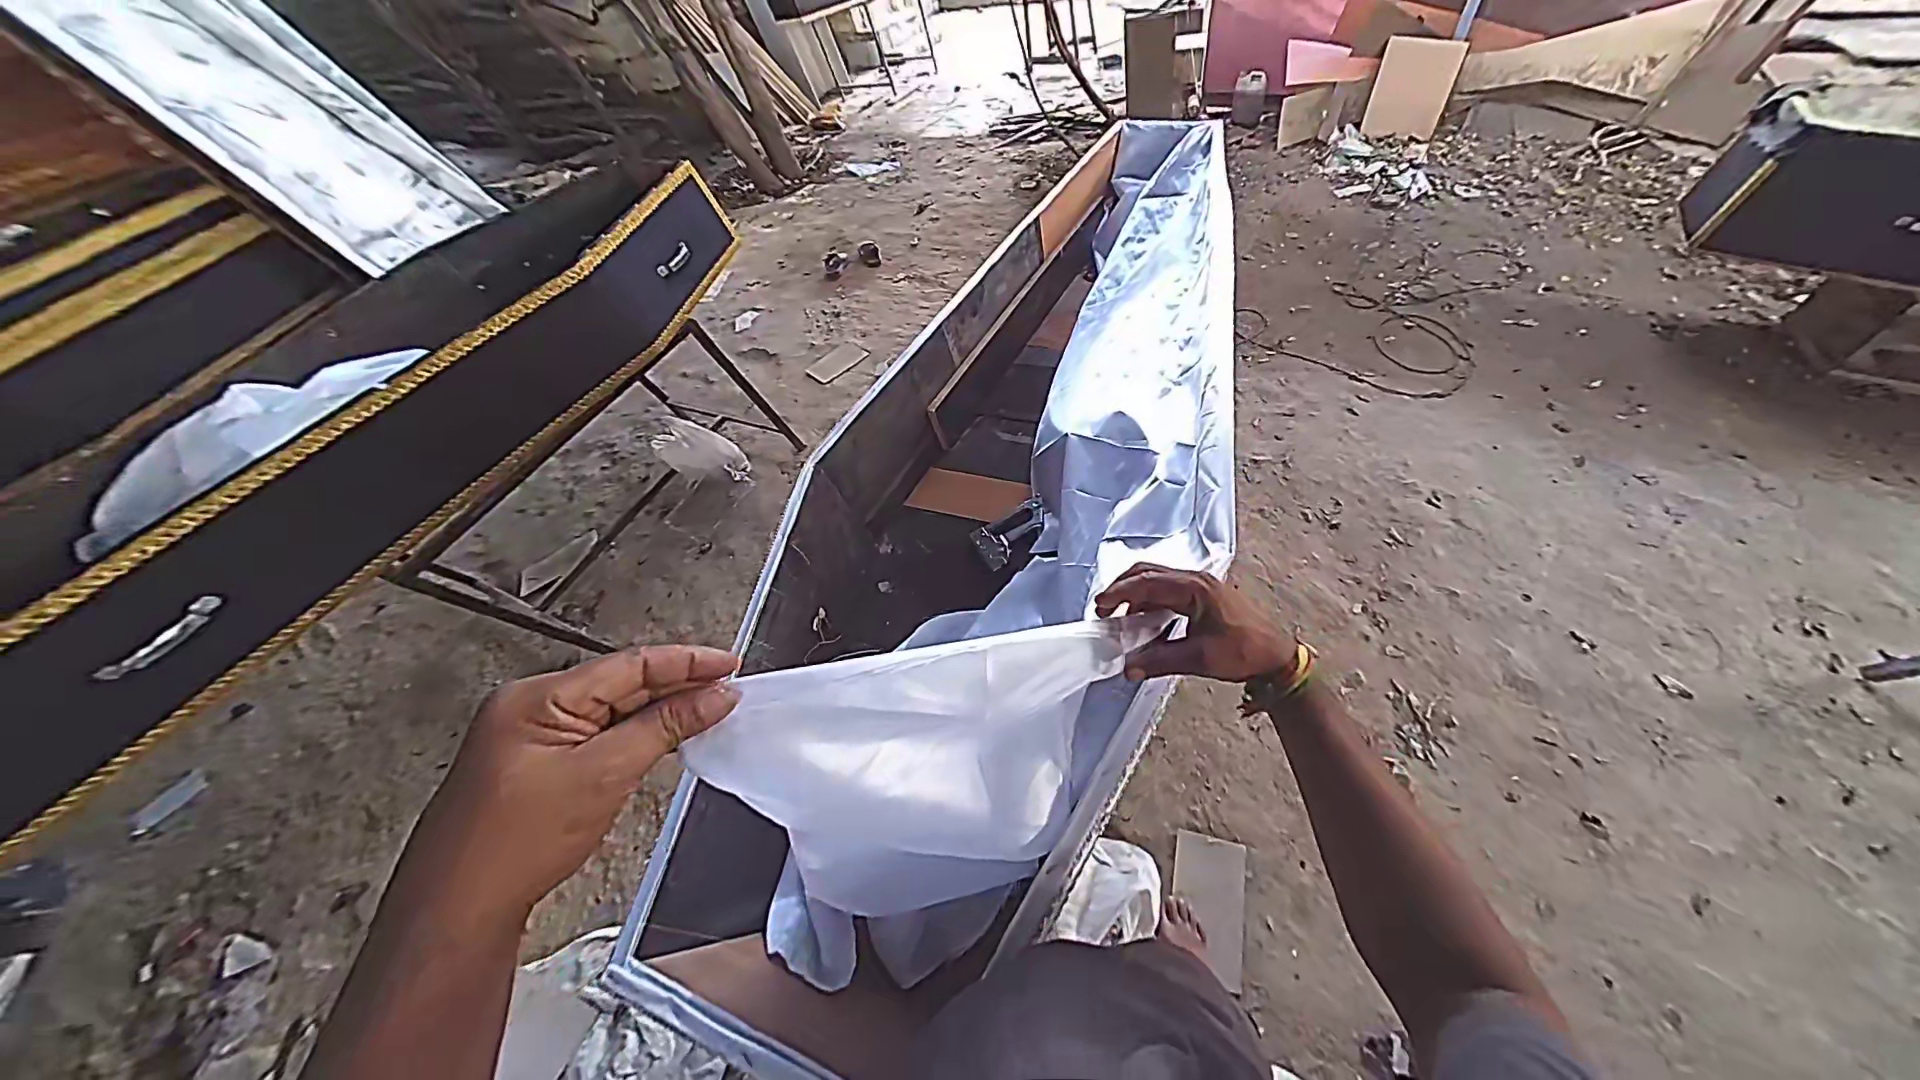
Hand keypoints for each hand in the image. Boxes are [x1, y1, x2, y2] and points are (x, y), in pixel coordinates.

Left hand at [409, 645, 740, 920]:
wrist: (458, 912)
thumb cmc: (509, 848)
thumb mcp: (605, 774)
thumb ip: (665, 726)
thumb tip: (712, 697)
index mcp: (536, 697)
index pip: (630, 664)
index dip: (686, 662)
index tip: (726, 665)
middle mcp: (531, 705)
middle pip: (623, 680)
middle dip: (679, 683)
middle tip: (726, 688)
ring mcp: (533, 731)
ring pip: (616, 705)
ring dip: (663, 707)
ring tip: (708, 708)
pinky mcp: (541, 756)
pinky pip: (602, 728)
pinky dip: (640, 729)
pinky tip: (667, 732)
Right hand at [1093, 563, 1295, 682]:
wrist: (1278, 658)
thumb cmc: (1246, 653)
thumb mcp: (1199, 659)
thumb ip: (1159, 661)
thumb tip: (1129, 667)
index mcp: (1195, 588)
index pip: (1147, 583)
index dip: (1119, 593)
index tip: (1100, 605)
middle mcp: (1196, 580)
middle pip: (1148, 572)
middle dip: (1122, 587)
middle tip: (1103, 608)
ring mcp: (1200, 585)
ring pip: (1157, 579)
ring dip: (1134, 593)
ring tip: (1118, 615)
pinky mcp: (1203, 595)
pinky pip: (1168, 589)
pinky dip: (1149, 600)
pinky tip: (1142, 619)